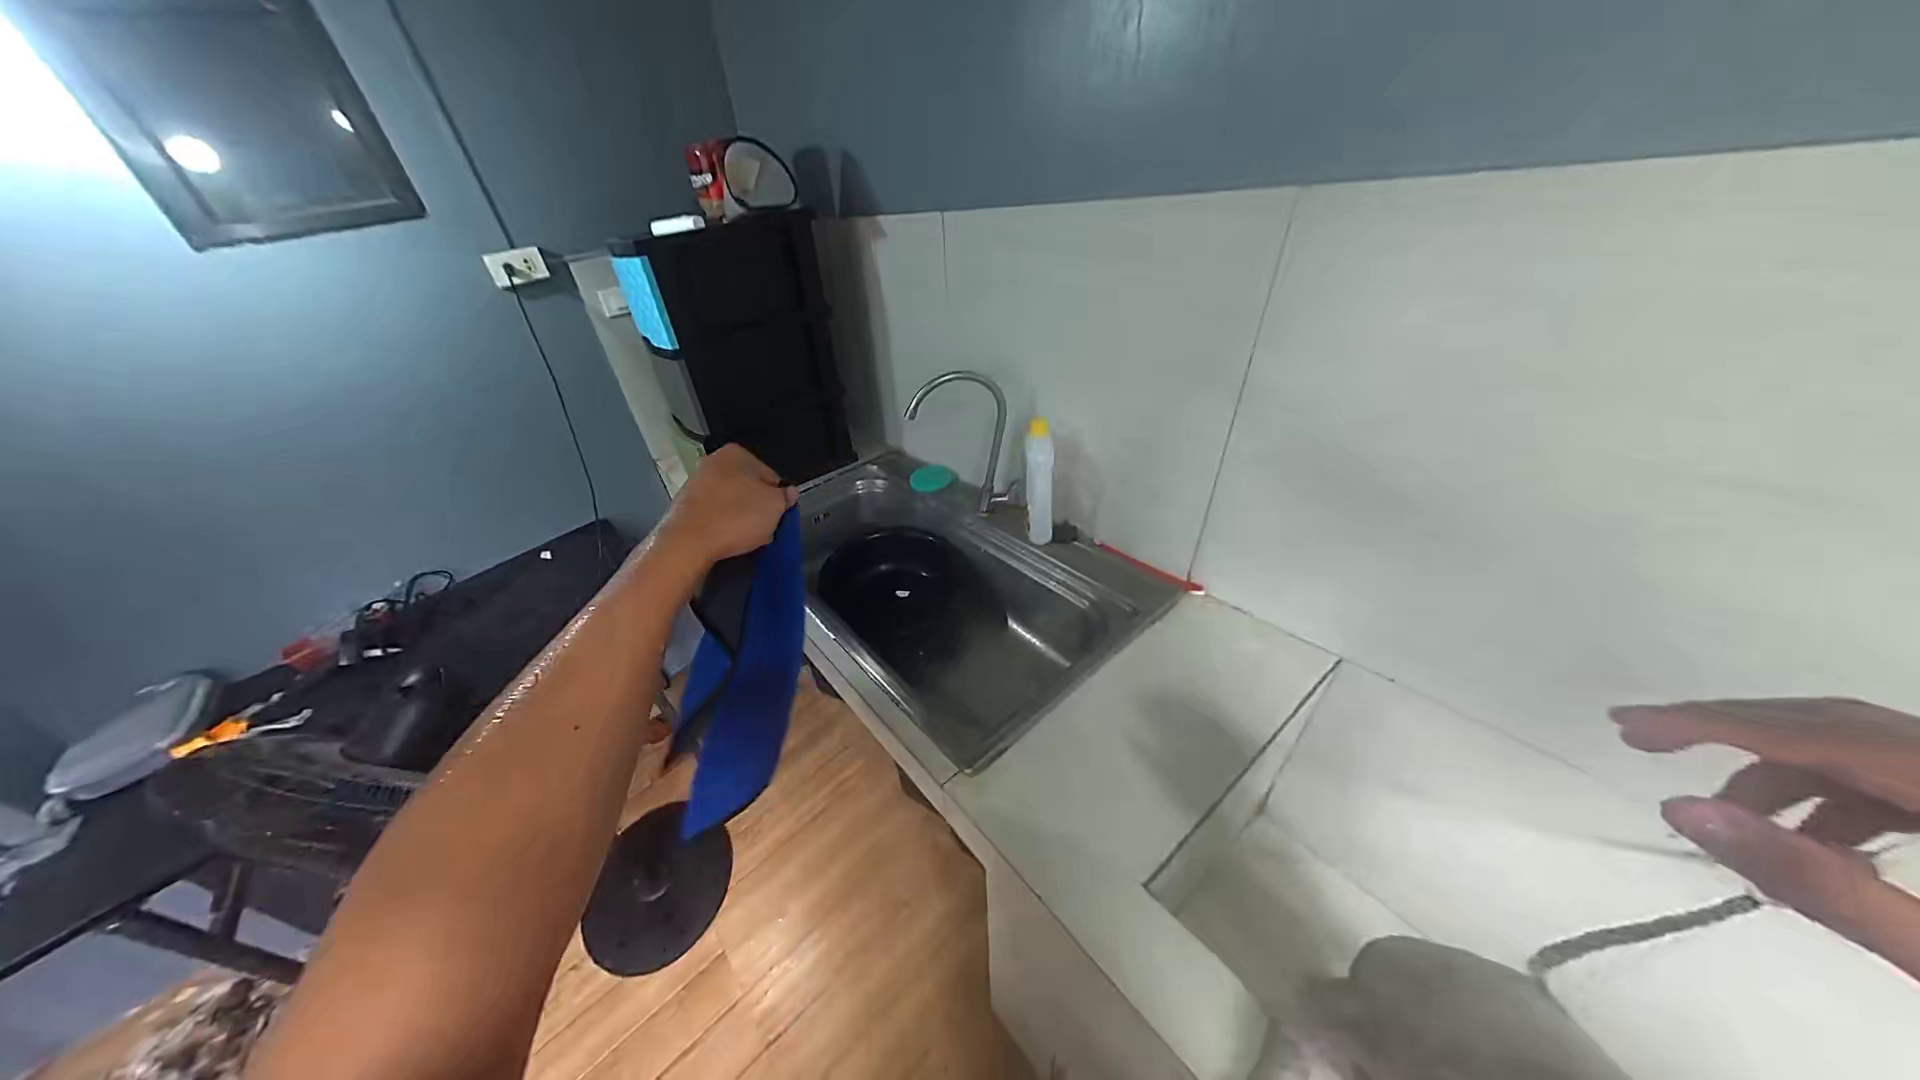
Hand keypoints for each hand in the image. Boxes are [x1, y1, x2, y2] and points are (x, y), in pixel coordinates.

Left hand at [653, 445, 796, 568]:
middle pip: (749, 488)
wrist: (689, 544)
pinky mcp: (686, 507)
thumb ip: (787, 497)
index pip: (771, 475)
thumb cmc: (733, 518)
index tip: (779, 513)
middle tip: (765, 526)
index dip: (779, 497)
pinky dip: (723, 527)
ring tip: (747, 538)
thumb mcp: (776, 506)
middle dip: (758, 508)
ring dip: (741, 519)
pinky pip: (715, 516)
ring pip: (731, 503)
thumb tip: (788, 494)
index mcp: (736, 453)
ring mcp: (696, 485)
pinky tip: (728, 540)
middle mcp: (713, 463)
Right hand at [1614, 698, 1919, 978]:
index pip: (1815, 735)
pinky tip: (1818, 841)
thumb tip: (1683, 809)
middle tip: (1644, 737)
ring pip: (1861, 747)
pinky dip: (1834, 798)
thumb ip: (1814, 879)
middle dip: (1731, 727)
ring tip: (1737, 818)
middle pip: (1835, 722)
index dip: (1711, 722)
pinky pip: (1894, 778)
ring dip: (1782, 772)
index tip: (1628, 722)